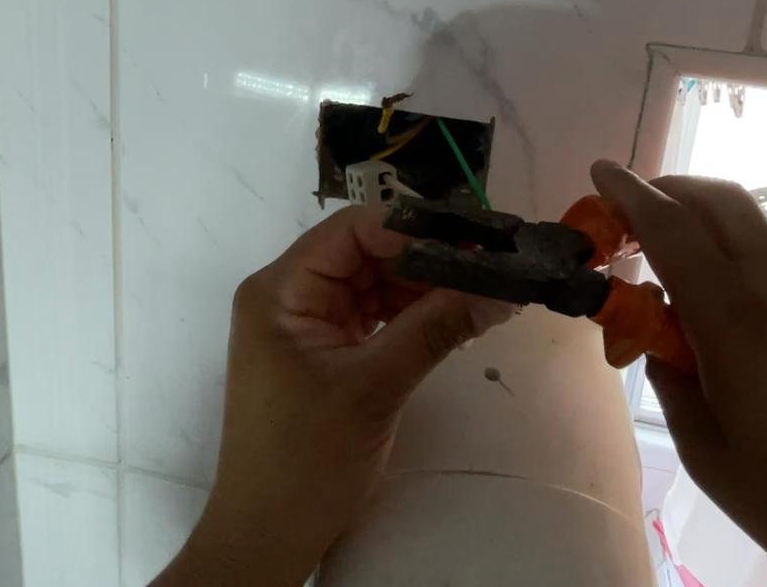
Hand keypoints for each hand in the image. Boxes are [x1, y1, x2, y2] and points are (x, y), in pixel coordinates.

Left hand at [156, 205, 513, 586]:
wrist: (267, 537)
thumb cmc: (307, 459)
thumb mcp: (375, 387)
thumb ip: (436, 328)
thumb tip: (499, 290)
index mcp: (282, 288)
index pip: (351, 231)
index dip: (411, 229)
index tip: (470, 239)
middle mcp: (290, 293)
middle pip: (365, 253)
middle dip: (425, 260)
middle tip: (487, 265)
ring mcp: (306, 321)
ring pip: (373, 282)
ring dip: (423, 288)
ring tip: (480, 291)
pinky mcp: (324, 347)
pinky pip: (373, 313)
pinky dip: (410, 314)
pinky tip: (452, 317)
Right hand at [590, 162, 766, 586]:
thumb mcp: (713, 459)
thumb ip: (673, 382)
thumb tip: (663, 341)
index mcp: (738, 323)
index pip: (672, 229)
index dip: (630, 194)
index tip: (601, 173)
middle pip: (722, 200)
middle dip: (671, 189)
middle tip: (636, 213)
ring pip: (756, 233)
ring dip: (709, 230)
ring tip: (686, 284)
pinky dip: (746, 265)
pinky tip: (745, 324)